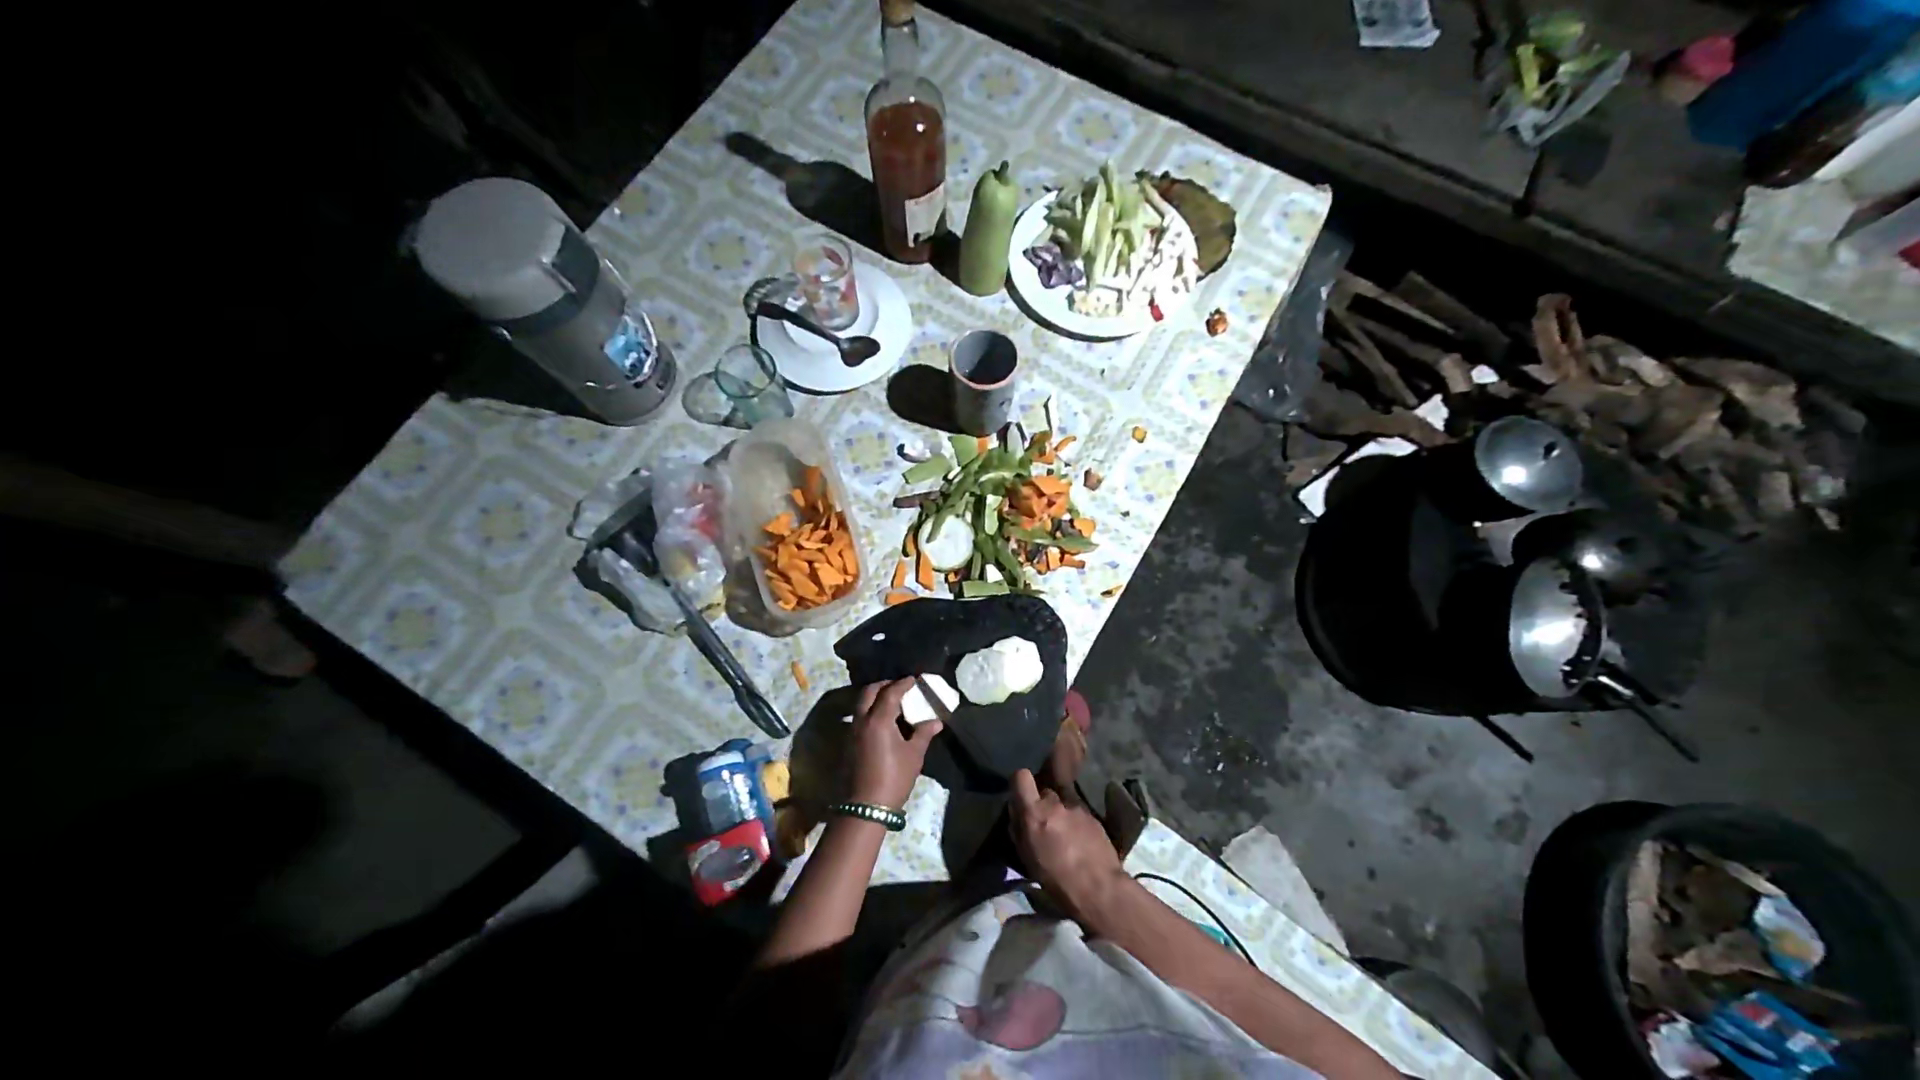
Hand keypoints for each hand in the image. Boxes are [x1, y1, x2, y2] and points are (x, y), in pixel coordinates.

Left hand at [848, 679, 941, 809]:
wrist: (866, 806)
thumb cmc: (894, 778)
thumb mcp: (914, 755)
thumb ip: (923, 733)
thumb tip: (936, 721)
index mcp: (879, 720)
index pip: (890, 692)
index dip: (903, 683)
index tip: (914, 679)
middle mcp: (862, 720)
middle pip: (869, 692)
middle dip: (884, 685)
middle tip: (899, 686)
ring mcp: (852, 731)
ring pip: (861, 704)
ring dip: (875, 697)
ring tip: (892, 702)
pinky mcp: (849, 742)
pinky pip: (859, 717)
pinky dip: (870, 711)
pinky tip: (883, 721)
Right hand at [1009, 768, 1127, 920]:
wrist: (1098, 887)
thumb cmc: (1056, 879)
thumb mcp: (1027, 857)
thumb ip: (1019, 829)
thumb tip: (1017, 812)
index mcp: (1034, 813)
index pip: (1021, 776)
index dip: (1019, 783)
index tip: (1021, 796)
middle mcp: (1055, 803)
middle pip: (1044, 789)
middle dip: (1042, 801)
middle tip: (1044, 820)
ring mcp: (1076, 806)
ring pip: (1062, 799)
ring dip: (1060, 810)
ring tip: (1064, 833)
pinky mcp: (1093, 814)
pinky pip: (1077, 810)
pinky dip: (1075, 820)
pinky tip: (1080, 839)